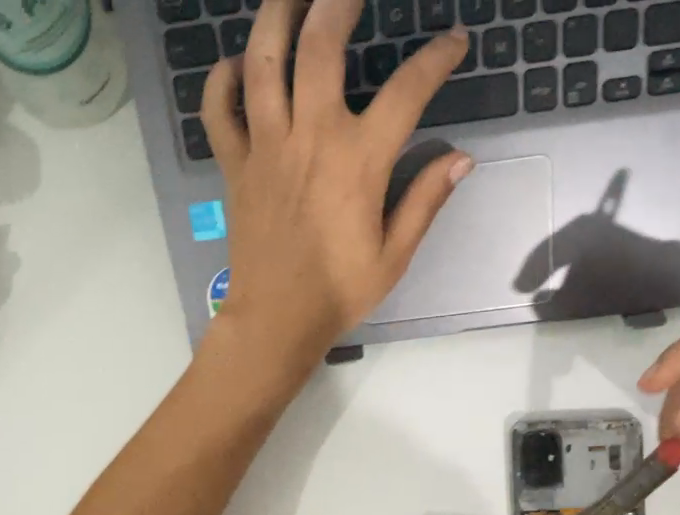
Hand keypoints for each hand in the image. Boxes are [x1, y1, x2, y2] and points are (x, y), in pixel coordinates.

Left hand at [202, 0, 472, 372]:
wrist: (277, 319)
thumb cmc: (339, 292)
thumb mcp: (395, 254)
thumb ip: (426, 200)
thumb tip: (460, 158)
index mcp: (359, 160)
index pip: (407, 91)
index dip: (436, 59)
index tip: (453, 43)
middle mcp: (310, 137)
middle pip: (320, 45)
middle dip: (338, 1)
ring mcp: (266, 146)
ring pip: (263, 60)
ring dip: (276, 16)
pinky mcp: (235, 165)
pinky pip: (218, 109)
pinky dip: (223, 80)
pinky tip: (238, 65)